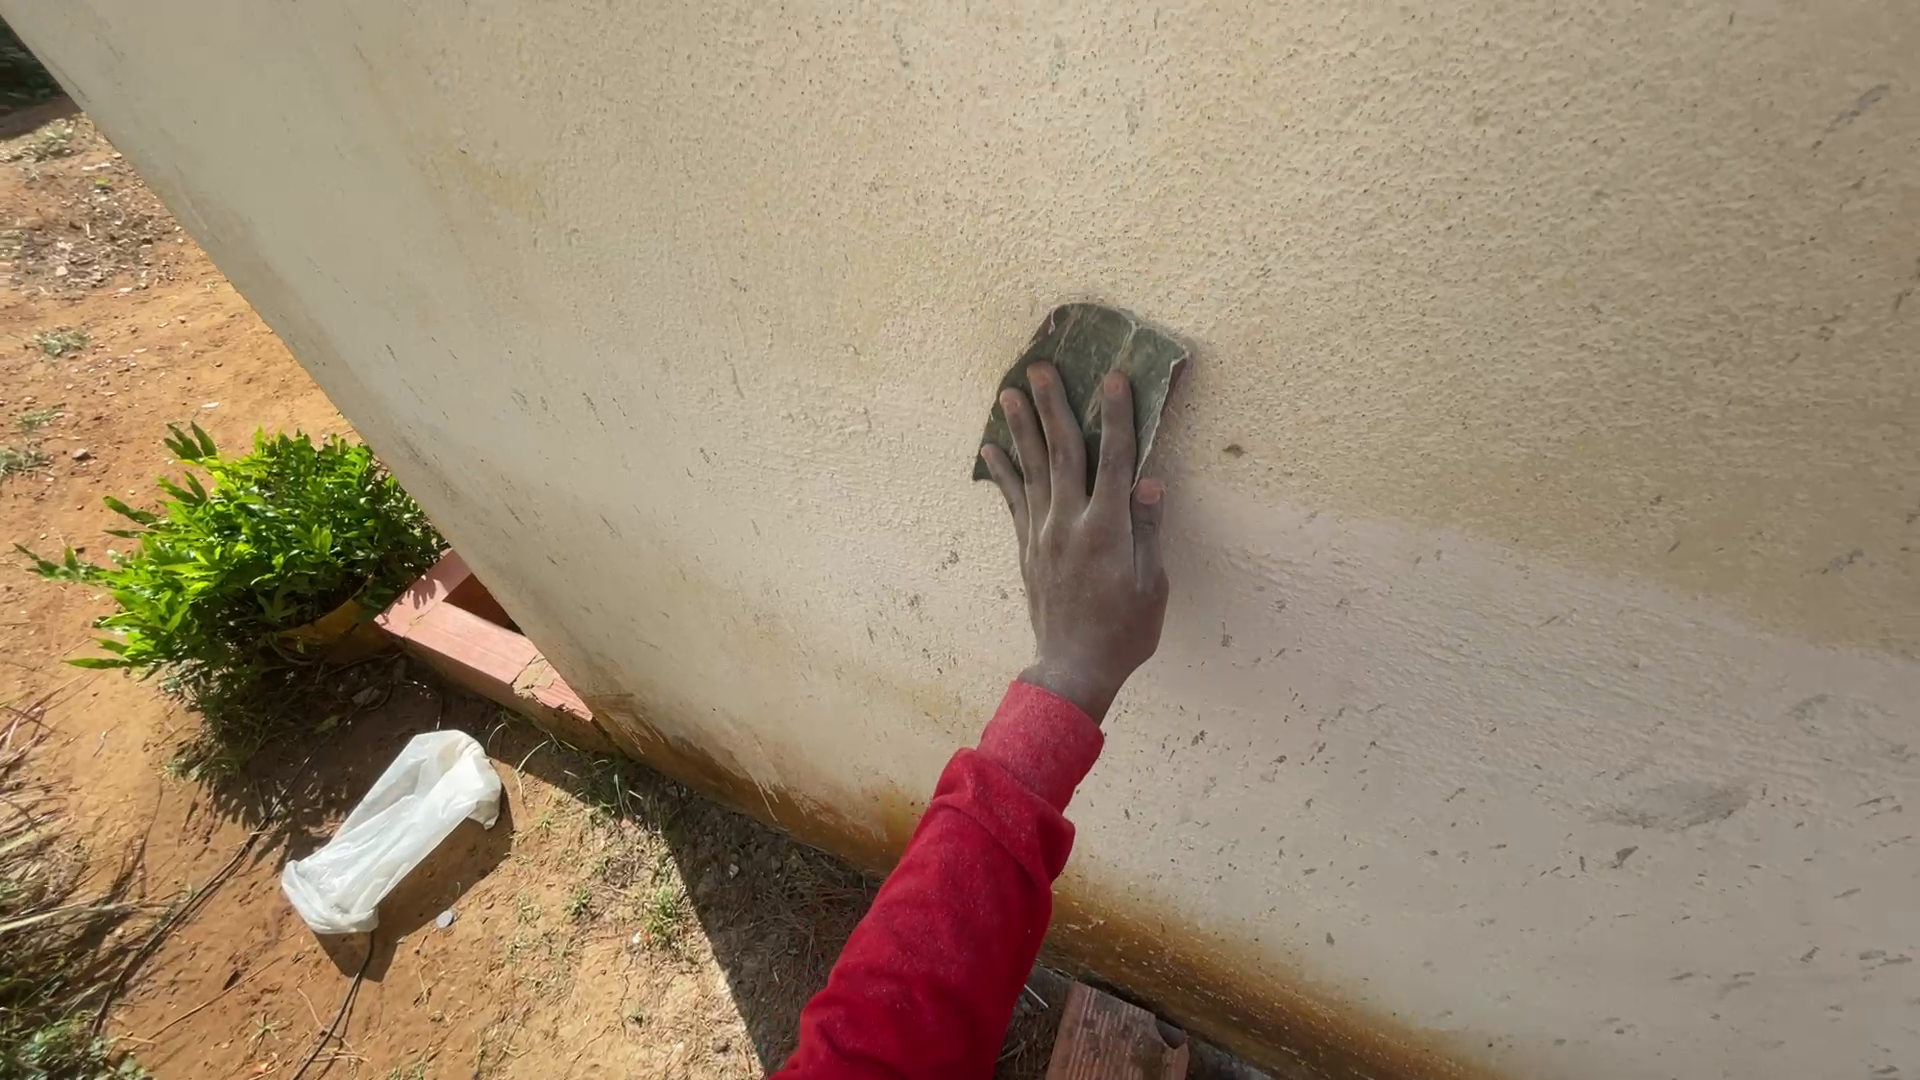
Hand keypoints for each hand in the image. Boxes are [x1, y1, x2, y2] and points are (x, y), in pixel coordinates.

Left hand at [979, 362, 1168, 724]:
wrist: (1073, 666)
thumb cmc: (1123, 631)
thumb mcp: (1151, 585)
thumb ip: (1147, 531)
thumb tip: (1149, 482)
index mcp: (1106, 530)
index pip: (1114, 460)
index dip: (1116, 417)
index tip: (1113, 378)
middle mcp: (1069, 523)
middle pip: (1062, 453)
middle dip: (1053, 406)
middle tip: (1040, 367)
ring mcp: (1042, 534)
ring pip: (1031, 470)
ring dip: (1021, 428)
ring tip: (1008, 393)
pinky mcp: (1027, 547)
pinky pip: (1012, 501)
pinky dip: (1002, 472)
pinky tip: (991, 449)